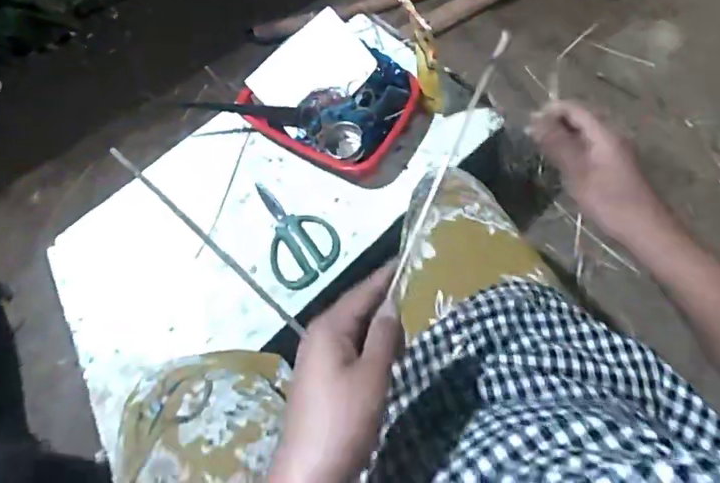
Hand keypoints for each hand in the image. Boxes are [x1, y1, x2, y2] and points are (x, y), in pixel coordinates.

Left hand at [269, 264, 400, 482]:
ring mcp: (316, 356)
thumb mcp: (372, 377)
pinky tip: (382, 367)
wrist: (307, 474)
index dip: (385, 276)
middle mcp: (318, 334)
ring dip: (378, 335)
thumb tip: (391, 303)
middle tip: (411, 319)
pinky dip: (368, 352)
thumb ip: (384, 336)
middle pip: (357, 308)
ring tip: (399, 349)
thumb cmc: (342, 421)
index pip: (362, 290)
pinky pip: (348, 350)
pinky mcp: (318, 377)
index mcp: (329, 326)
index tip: (405, 258)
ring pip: (354, 331)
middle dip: (384, 310)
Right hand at [528, 101, 671, 242]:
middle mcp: (612, 135)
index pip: (573, 109)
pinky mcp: (617, 165)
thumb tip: (534, 120)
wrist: (649, 232)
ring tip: (544, 151)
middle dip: (555, 124)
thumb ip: (557, 145)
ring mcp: (616, 150)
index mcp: (604, 133)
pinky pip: (591, 147)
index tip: (530, 126)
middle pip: (579, 118)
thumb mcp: (578, 173)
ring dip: (563, 138)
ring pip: (585, 134)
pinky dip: (574, 150)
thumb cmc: (612, 203)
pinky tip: (564, 165)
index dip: (550, 112)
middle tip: (533, 139)